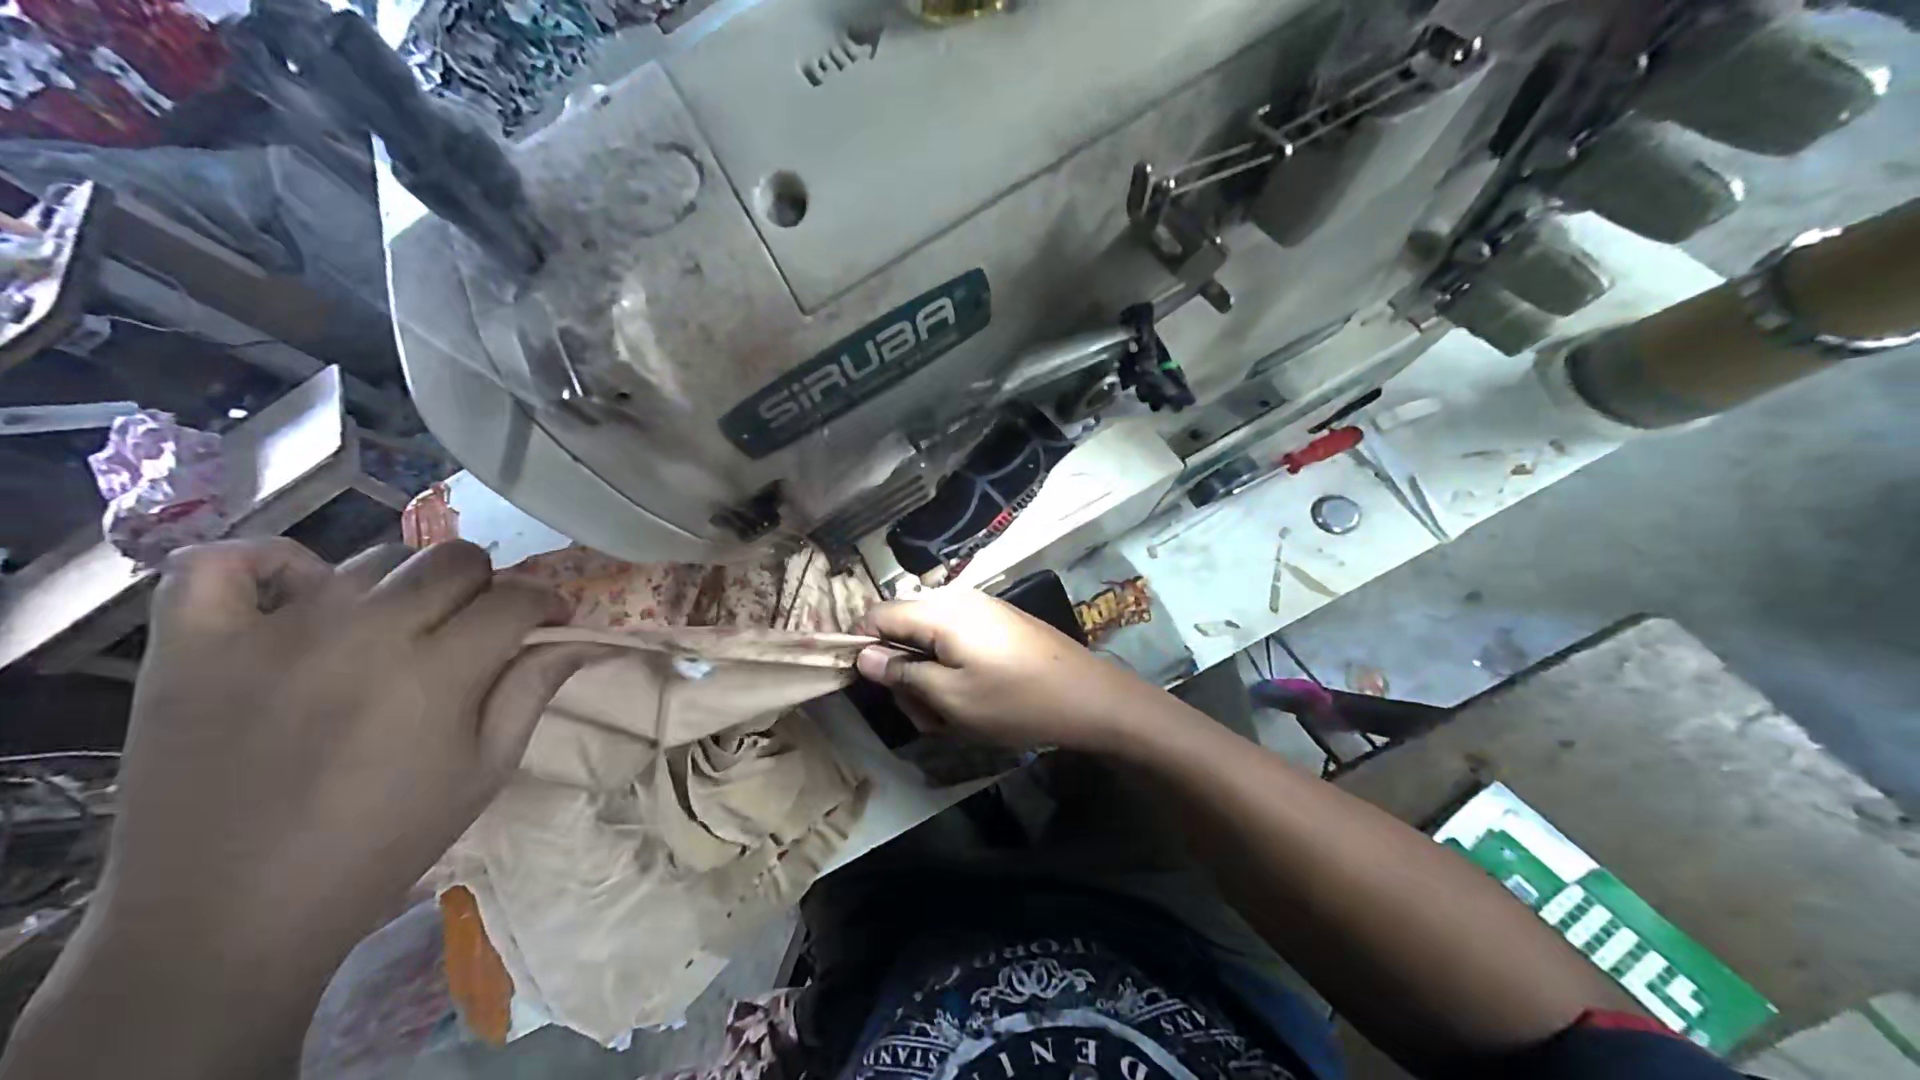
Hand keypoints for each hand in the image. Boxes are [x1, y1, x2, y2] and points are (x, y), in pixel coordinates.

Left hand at [4, 539, 596, 1079]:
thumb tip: (582, 636)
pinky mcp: (192, 645)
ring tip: (400, 627)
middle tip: (477, 628)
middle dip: (486, 586)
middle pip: (452, 560)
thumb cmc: (381, 845)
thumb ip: (533, 689)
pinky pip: (224, 563)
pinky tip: (296, 594)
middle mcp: (363, 634)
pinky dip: (268, 564)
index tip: (550, 621)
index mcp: (438, 672)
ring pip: (370, 559)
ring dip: (406, 584)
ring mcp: (271, 632)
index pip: (516, 598)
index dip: (547, 602)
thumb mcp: (485, 771)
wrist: (226, 918)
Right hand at [854, 589, 1157, 751]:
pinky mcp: (999, 627)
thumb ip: (901, 673)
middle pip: (904, 630)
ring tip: (954, 719)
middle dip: (905, 675)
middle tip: (927, 717)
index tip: (875, 687)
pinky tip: (974, 704)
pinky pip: (958, 645)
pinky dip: (955, 674)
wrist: (1091, 699)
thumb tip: (863, 656)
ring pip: (931, 643)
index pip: (878, 614)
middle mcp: (958, 600)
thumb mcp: (950, 697)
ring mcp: (982, 612)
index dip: (865, 648)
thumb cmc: (1016, 701)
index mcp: (941, 610)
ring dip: (931, 682)